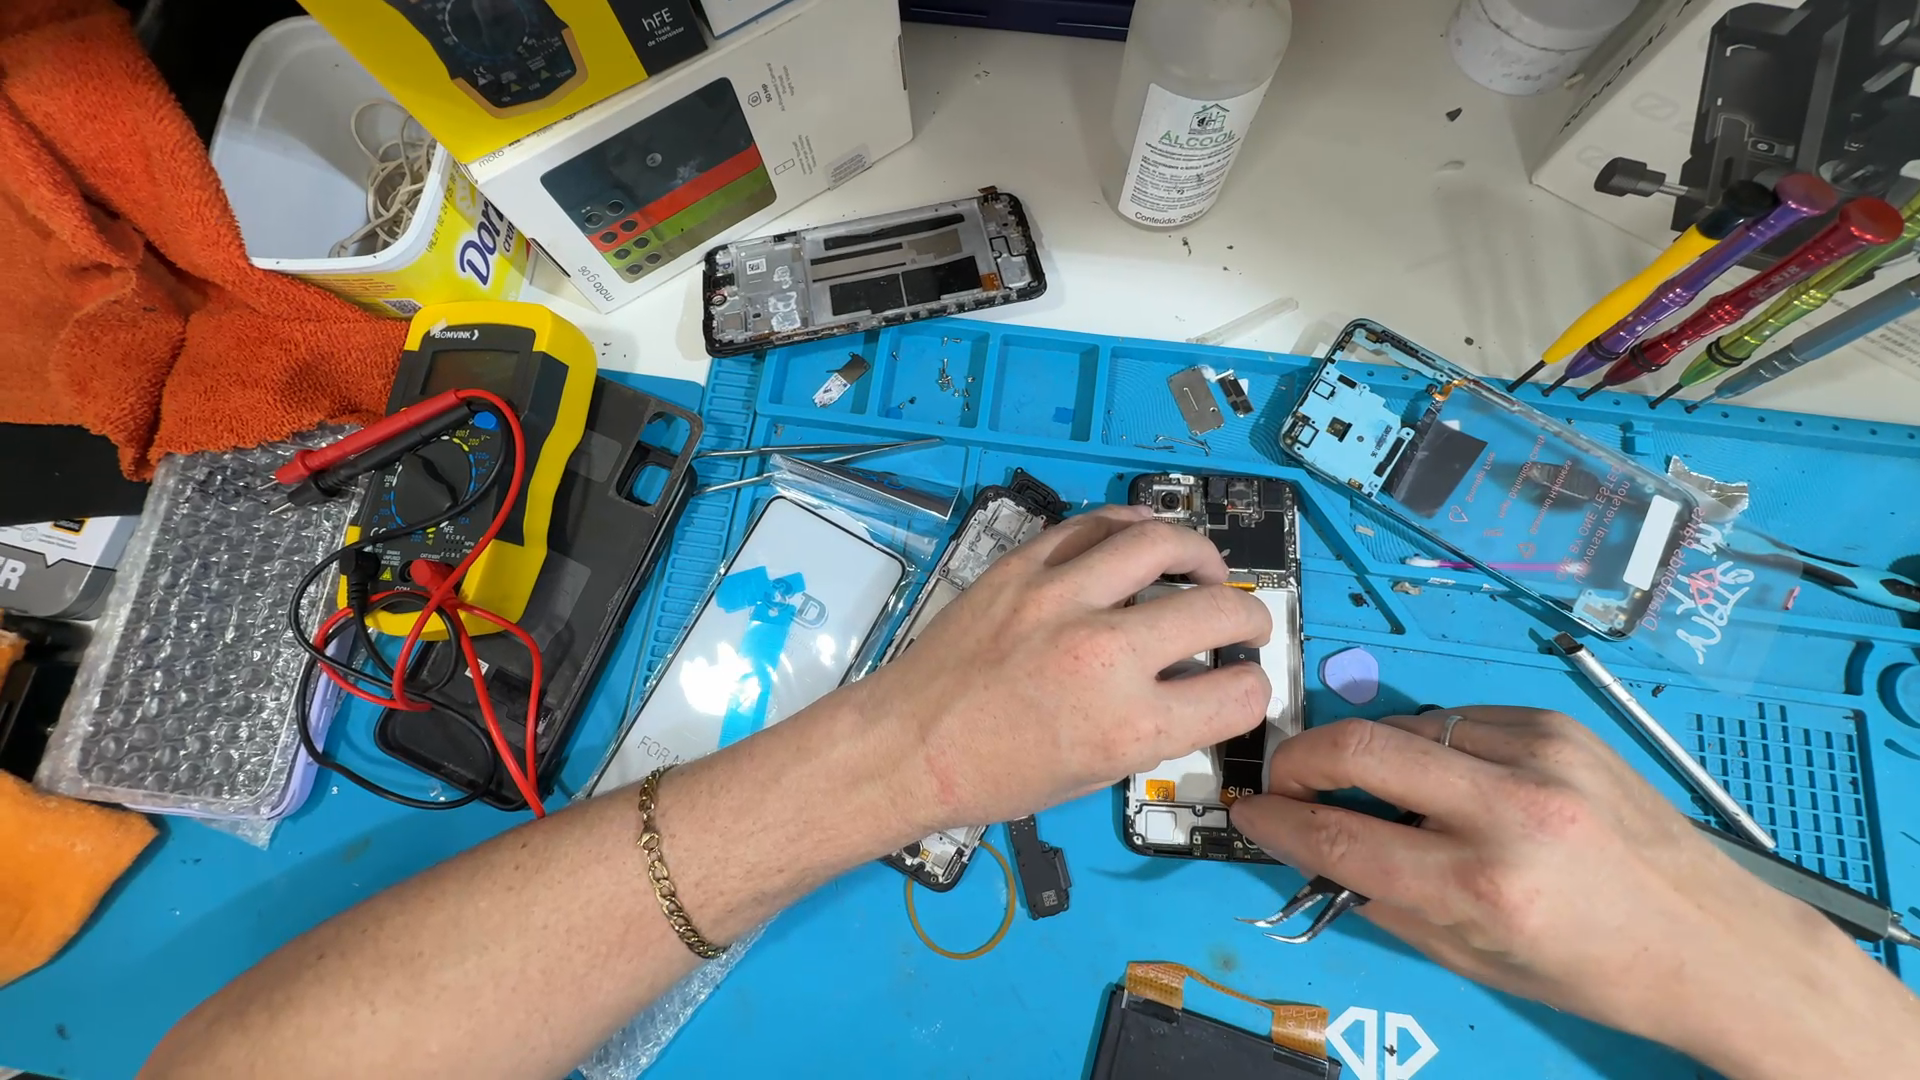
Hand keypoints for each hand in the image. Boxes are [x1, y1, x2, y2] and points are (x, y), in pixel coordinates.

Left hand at [856, 504, 1271, 829]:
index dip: (1251, 690)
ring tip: (1203, 568)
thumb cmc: (996, 775)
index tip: (1238, 682)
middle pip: (1220, 608)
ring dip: (1200, 553)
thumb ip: (1155, 725)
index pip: (1239, 694)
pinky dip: (1131, 526)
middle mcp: (1104, 653)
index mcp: (1128, 726)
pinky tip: (1142, 538)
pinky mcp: (1022, 566)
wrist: (908, 742)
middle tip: (1242, 623)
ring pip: (1160, 542)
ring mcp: (1059, 598)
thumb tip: (1192, 676)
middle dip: (1250, 618)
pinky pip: (1093, 524)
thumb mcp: (1093, 773)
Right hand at [1228, 708, 1919, 1077]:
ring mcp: (1537, 753)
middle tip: (1285, 780)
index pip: (1339, 835)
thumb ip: (1375, 893)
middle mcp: (1511, 810)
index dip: (1277, 820)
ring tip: (1375, 787)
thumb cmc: (1589, 969)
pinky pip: (1448, 718)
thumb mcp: (1469, 957)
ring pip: (1397, 724)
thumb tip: (1305, 841)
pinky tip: (1444, 774)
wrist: (1726, 946)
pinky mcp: (1553, 724)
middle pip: (1356, 747)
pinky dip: (1422, 744)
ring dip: (1363, 752)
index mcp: (1487, 888)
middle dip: (1298, 759)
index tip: (1250, 811)